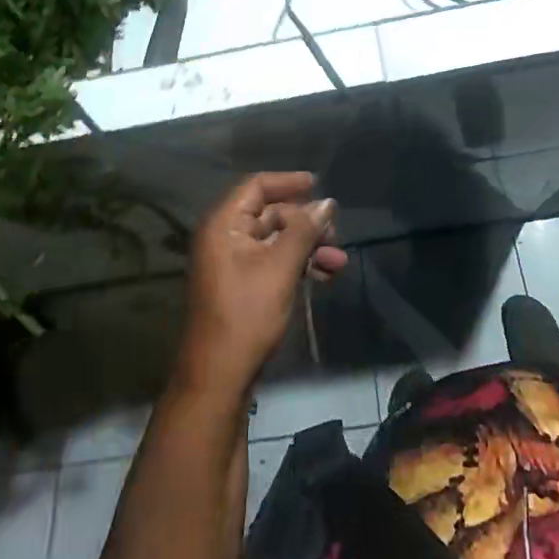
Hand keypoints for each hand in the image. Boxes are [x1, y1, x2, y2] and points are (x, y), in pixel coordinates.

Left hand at [174, 172, 348, 396]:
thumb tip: (327, 202)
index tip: (319, 185)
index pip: (256, 186)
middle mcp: (224, 237)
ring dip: (307, 246)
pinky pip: (271, 261)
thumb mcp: (281, 267)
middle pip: (269, 214)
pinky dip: (296, 264)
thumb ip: (305, 230)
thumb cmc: (247, 313)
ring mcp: (231, 262)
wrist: (219, 375)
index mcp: (224, 224)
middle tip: (336, 235)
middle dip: (306, 223)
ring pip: (275, 240)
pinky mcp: (241, 284)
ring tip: (338, 262)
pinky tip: (323, 275)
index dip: (288, 182)